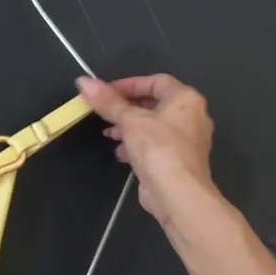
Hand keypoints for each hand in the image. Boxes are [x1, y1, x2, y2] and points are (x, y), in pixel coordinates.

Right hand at [77, 74, 220, 228]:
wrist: (178, 193)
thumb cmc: (158, 148)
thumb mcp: (129, 121)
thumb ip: (107, 102)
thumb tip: (83, 81)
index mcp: (186, 99)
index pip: (156, 81)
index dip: (129, 84)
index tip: (105, 92)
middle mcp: (192, 116)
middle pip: (154, 104)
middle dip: (126, 108)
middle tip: (105, 113)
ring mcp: (187, 140)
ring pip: (153, 126)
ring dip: (129, 128)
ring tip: (109, 134)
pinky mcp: (179, 160)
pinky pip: (156, 145)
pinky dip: (138, 145)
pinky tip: (121, 154)